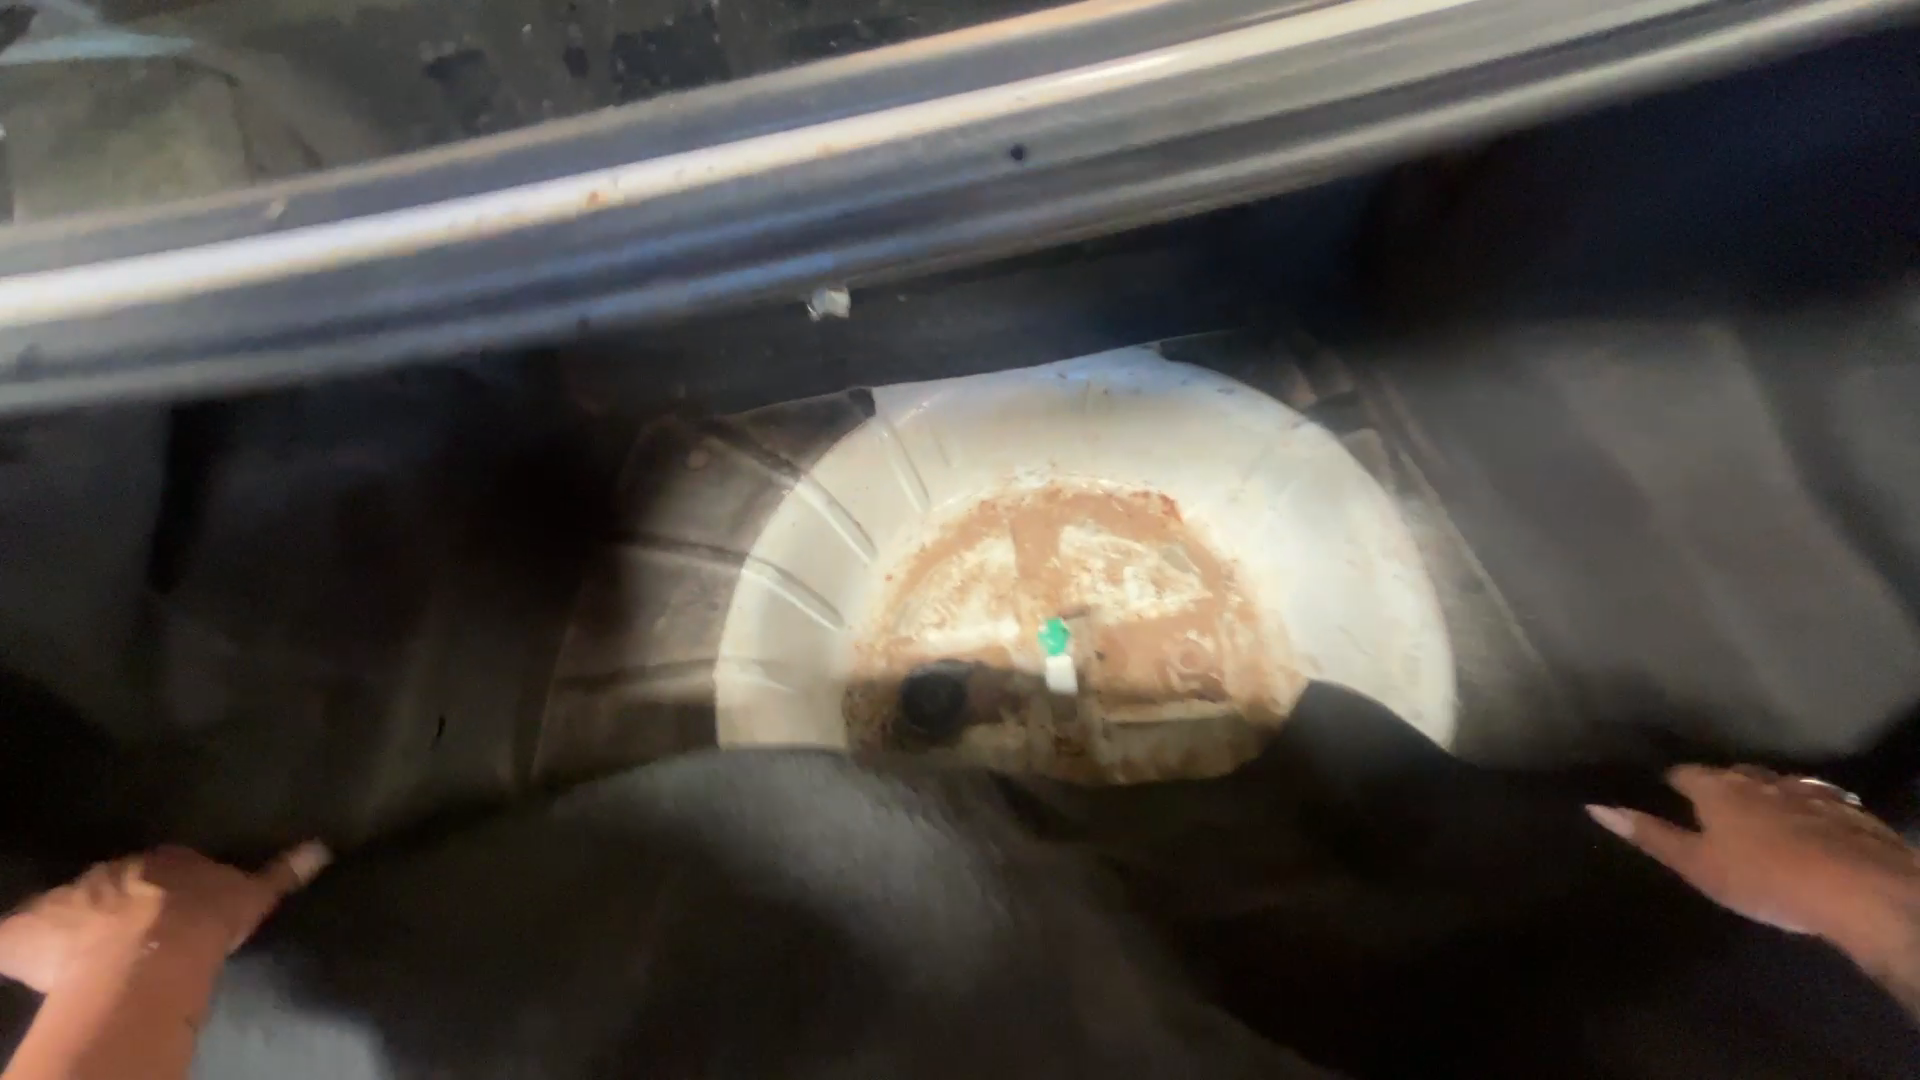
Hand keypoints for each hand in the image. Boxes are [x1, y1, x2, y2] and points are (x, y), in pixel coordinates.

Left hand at [0, 842, 328, 992]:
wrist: (150, 955)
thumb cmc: (206, 919)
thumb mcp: (256, 894)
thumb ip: (284, 870)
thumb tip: (323, 846)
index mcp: (166, 859)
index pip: (165, 864)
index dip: (167, 884)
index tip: (175, 901)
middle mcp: (115, 870)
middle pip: (112, 884)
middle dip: (117, 900)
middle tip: (131, 928)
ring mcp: (66, 899)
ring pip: (65, 907)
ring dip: (72, 922)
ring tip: (84, 948)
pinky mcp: (21, 932)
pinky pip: (12, 937)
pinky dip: (20, 945)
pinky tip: (30, 956)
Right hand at [1588, 766, 1919, 946]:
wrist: (1875, 898)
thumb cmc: (1768, 878)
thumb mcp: (1697, 864)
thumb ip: (1649, 834)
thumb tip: (1594, 806)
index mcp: (1718, 788)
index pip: (1683, 773)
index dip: (1673, 782)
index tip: (1667, 794)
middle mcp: (1763, 781)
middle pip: (1735, 774)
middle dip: (1724, 784)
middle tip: (1717, 809)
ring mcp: (1815, 795)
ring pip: (1782, 785)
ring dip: (1770, 796)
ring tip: (1766, 817)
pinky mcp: (1858, 816)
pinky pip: (1825, 804)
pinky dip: (1812, 812)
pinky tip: (1816, 831)